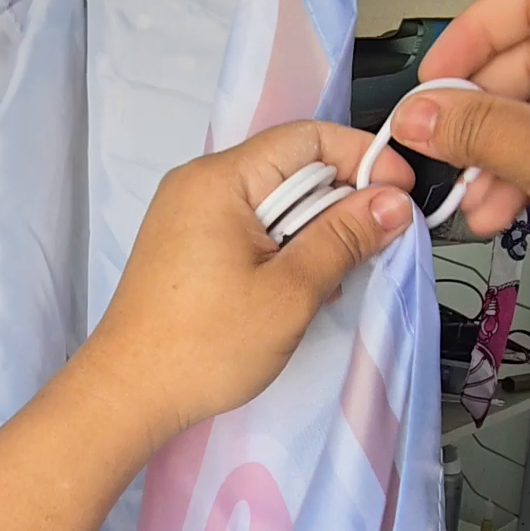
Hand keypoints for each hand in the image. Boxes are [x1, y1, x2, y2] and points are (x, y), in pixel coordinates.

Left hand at [74, 120, 416, 442]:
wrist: (127, 393)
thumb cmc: (206, 345)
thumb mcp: (290, 292)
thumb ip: (345, 237)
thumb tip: (393, 201)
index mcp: (221, 179)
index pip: (308, 137)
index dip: (363, 158)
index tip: (402, 197)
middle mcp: (198, 184)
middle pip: (289, 168)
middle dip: (339, 202)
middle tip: (371, 249)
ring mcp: (186, 215)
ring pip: (271, 203)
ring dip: (311, 233)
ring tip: (331, 280)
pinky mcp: (183, 246)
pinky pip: (246, 228)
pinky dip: (279, 249)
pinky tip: (294, 289)